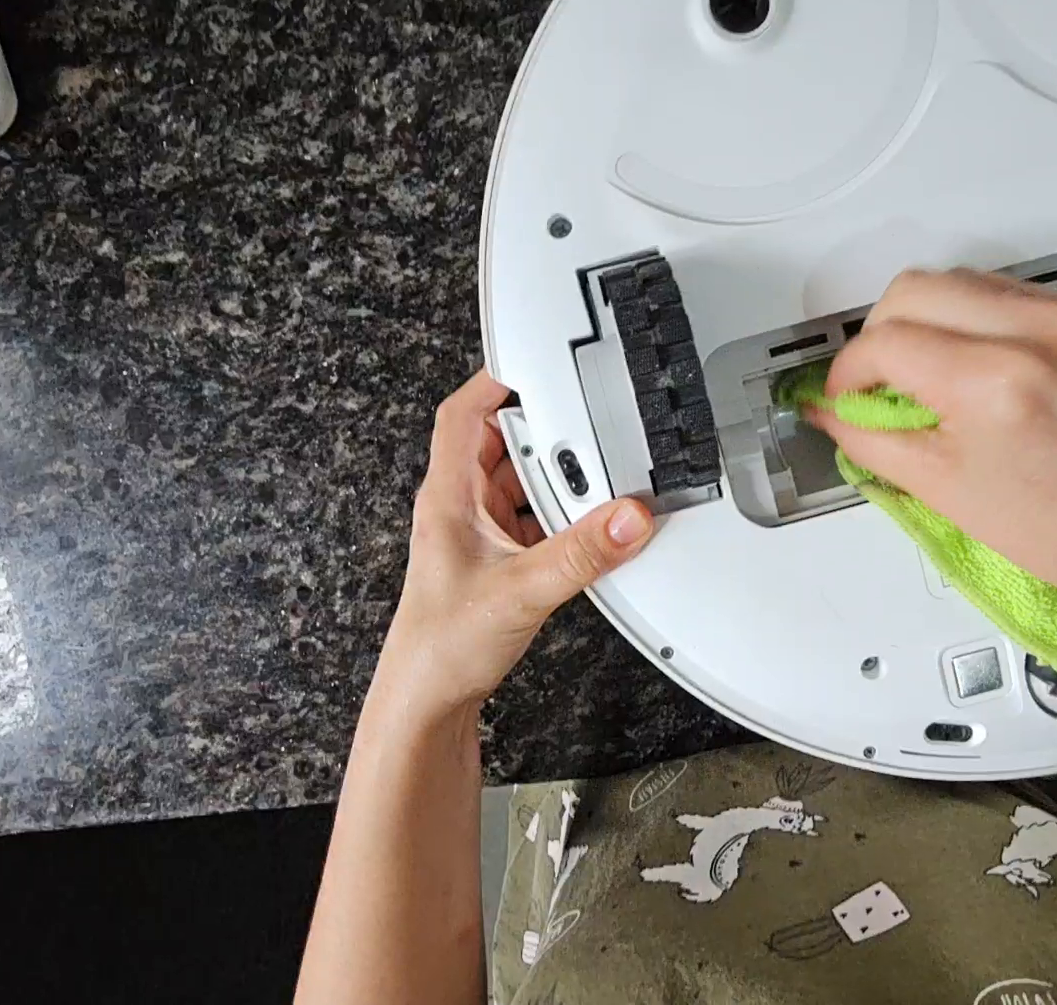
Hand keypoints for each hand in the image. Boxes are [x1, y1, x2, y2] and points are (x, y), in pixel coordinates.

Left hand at [378, 370, 654, 714]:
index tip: (535, 357)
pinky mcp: (499, 556)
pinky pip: (533, 514)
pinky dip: (560, 512)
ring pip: (521, 479)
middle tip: (586, 426)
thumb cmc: (440, 645)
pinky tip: (585, 525)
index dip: (495, 378)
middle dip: (546, 431)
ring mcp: (480, 531)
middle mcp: (461, 506)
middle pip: (503, 440)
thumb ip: (581, 554)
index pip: (463, 413)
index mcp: (448, 496)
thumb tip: (628, 519)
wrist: (428, 699)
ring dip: (556, 476)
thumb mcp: (521, 591)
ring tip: (593, 478)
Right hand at [813, 269, 1056, 605]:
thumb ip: (865, 438)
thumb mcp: (937, 488)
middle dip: (879, 333)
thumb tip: (825, 408)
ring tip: (930, 372)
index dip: (848, 370)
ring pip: (959, 279)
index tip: (845, 395)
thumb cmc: (1051, 526)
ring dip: (926, 320)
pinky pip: (1007, 291)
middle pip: (914, 288)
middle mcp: (1038, 331)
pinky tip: (979, 364)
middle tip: (880, 379)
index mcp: (993, 383)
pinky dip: (974, 320)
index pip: (885, 341)